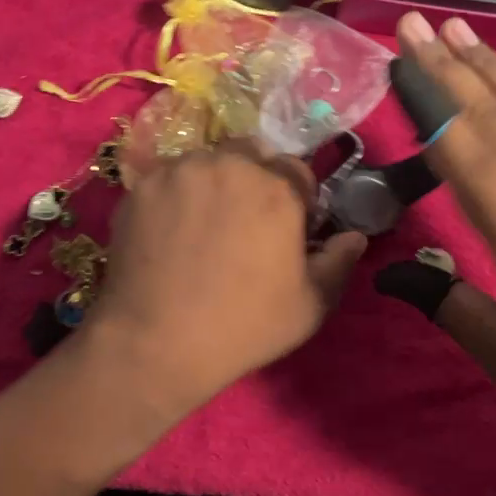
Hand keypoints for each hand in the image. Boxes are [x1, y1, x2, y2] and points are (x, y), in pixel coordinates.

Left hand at [86, 140, 367, 415]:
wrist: (154, 342)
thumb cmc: (242, 328)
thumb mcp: (309, 306)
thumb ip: (338, 263)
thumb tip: (354, 236)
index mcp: (277, 189)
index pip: (297, 169)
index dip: (296, 197)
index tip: (286, 226)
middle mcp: (229, 165)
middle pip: (251, 153)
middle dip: (254, 177)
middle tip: (243, 221)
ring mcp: (179, 171)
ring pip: (206, 161)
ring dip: (212, 181)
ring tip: (202, 225)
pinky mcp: (141, 185)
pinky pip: (168, 178)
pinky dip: (174, 195)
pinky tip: (169, 231)